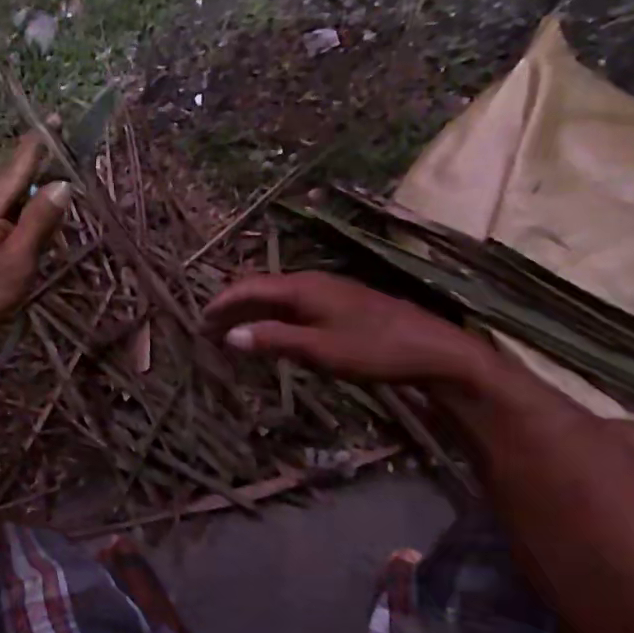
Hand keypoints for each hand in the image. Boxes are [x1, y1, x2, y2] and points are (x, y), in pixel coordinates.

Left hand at [0, 130, 73, 345]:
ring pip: (14, 195)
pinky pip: (9, 211)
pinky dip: (28, 212)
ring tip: (62, 194)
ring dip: (37, 194)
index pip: (18, 165)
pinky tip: (41, 225)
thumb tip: (63, 184)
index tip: (56, 120)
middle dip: (43, 169)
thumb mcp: (22, 255)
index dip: (39, 143)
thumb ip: (41, 218)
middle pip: (16, 176)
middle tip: (71, 161)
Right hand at [203, 272, 492, 383]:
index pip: (249, 286)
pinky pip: (294, 307)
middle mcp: (311, 282)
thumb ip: (273, 340)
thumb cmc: (374, 349)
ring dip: (251, 314)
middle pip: (261, 289)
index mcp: (302, 286)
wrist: (433, 350)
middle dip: (232, 308)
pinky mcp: (340, 306)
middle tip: (208, 331)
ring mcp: (328, 293)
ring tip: (230, 335)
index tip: (199, 320)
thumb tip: (230, 335)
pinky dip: (272, 319)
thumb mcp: (319, 349)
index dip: (222, 302)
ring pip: (277, 299)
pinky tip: (270, 336)